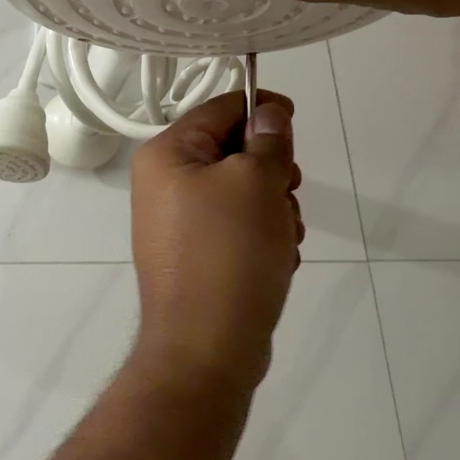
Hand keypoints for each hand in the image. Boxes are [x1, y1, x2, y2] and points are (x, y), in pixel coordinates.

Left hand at [129, 91, 302, 391]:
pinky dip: (263, 239)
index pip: (220, 109)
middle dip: (271, 172)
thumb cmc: (228, 255)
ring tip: (283, 238)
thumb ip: (268, 141)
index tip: (295, 126)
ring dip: (274, 209)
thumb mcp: (256, 183)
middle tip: (288, 194)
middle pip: (233, 151)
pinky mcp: (196, 258)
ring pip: (242, 192)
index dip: (262, 110)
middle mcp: (164, 184)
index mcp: (166, 155)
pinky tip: (277, 261)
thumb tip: (269, 113)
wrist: (206, 351)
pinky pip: (237, 229)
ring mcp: (178, 225)